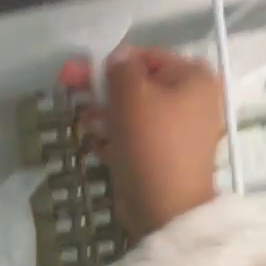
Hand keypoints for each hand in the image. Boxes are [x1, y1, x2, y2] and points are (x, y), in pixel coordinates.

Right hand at [63, 47, 228, 237]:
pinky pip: (136, 138)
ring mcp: (179, 131)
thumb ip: (120, 68)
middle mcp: (192, 100)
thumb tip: (116, 58)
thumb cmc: (151, 144)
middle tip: (73, 98)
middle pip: (137, 86)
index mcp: (193, 78)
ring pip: (133, 113)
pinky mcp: (164, 157)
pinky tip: (99, 147)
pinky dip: (116, 139)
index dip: (106, 63)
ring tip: (88, 127)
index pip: (144, 57)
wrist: (165, 208)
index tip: (72, 74)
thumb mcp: (131, 95)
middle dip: (103, 92)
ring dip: (105, 116)